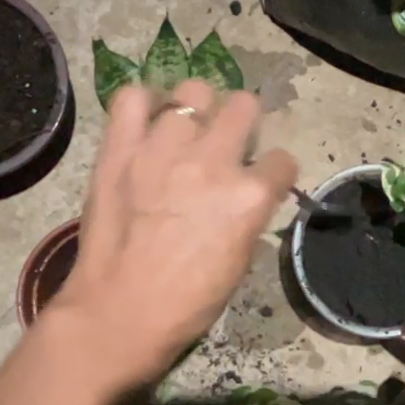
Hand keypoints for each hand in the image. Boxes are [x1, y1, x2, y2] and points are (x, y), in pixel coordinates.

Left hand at [48, 81, 297, 390]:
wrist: (122, 312)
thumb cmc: (190, 301)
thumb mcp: (240, 259)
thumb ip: (248, 214)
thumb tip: (246, 194)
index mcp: (250, 196)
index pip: (282, 161)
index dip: (275, 171)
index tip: (264, 180)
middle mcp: (213, 162)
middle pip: (245, 107)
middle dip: (243, 124)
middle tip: (226, 145)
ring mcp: (164, 149)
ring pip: (194, 92)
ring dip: (197, 111)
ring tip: (184, 132)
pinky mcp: (121, 147)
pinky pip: (133, 97)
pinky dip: (143, 104)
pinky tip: (147, 125)